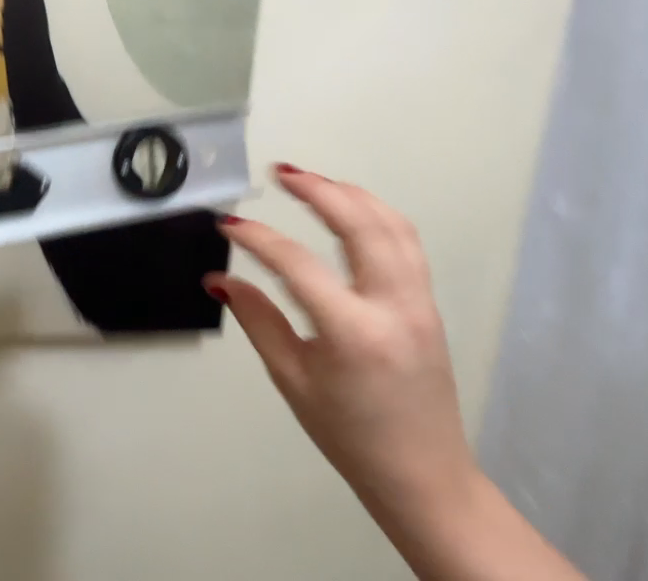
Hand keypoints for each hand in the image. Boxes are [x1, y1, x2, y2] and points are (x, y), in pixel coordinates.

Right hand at [206, 165, 478, 522]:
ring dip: (351, 194)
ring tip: (312, 180)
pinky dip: (376, 214)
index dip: (257, 239)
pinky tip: (351, 208)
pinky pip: (406, 243)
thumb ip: (257, 320)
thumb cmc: (349, 434)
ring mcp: (420, 303)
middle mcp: (394, 307)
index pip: (298, 265)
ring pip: (392, 226)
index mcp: (354, 333)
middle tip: (279, 172)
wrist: (424, 474)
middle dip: (318, 190)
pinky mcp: (428, 304)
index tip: (226, 225)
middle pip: (361, 225)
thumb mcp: (291, 379)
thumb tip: (219, 279)